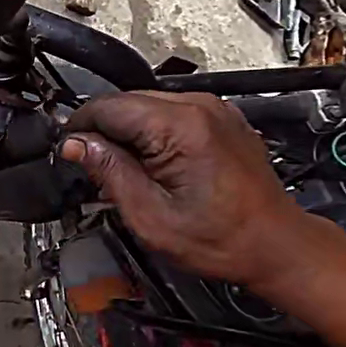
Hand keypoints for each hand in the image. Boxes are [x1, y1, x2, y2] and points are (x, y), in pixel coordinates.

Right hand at [60, 91, 307, 289]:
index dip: (80, 128)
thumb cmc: (225, 240)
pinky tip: (151, 163)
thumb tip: (76, 145)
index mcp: (181, 127)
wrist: (276, 245)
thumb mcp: (150, 216)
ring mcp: (213, 109)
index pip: (108, 107)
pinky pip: (170, 112)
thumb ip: (109, 172)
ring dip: (126, 131)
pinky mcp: (219, 117)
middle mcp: (200, 107)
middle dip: (102, 130)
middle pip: (126, 101)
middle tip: (92, 166)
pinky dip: (151, 131)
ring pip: (145, 104)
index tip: (69, 150)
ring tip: (124, 170)